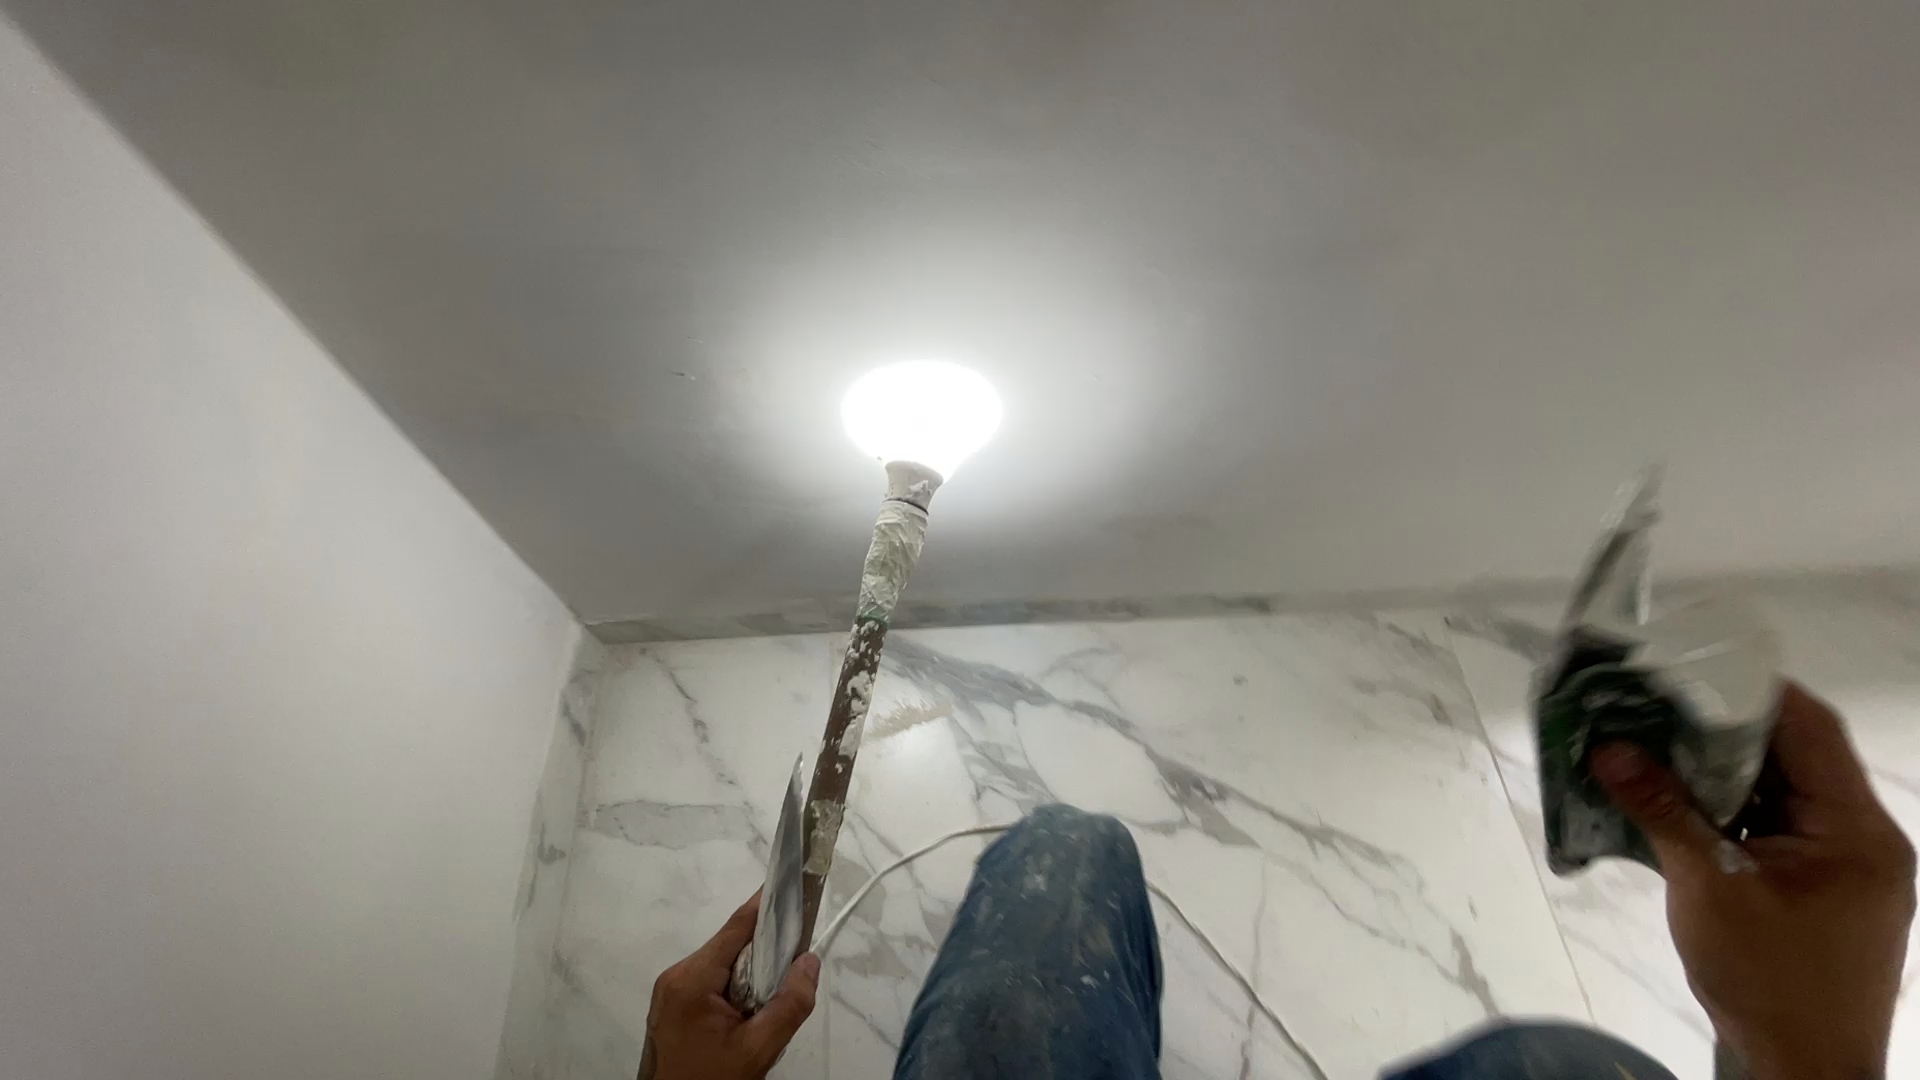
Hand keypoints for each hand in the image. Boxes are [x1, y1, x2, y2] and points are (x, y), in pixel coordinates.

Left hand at [637, 892, 819, 1079]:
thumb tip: (810, 960)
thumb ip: (790, 1004)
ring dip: (753, 970)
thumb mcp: (757, 1051)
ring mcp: (672, 991)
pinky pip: (714, 980)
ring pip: (726, 962)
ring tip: (775, 992)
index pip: (738, 925)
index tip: (795, 880)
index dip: (769, 902)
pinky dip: (738, 985)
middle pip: (733, 944)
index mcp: (692, 979)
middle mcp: (677, 975)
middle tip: (797, 957)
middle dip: (767, 948)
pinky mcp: (673, 1006)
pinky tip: (753, 1008)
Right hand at [1594, 683, 1915, 1079]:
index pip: (1810, 732)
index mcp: (1852, 830)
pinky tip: (1648, 788)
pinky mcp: (1793, 873)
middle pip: (1781, 752)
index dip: (1752, 690)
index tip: (1682, 663)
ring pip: (1757, 784)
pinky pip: (1744, 816)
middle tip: (1636, 697)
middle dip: (1706, 722)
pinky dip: (1698, 797)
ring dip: (1696, 761)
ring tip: (1630, 735)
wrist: (1799, 1057)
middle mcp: (1846, 833)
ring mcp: (1821, 855)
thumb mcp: (1709, 886)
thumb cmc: (1769, 971)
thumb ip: (1661, 811)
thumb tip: (1607, 748)